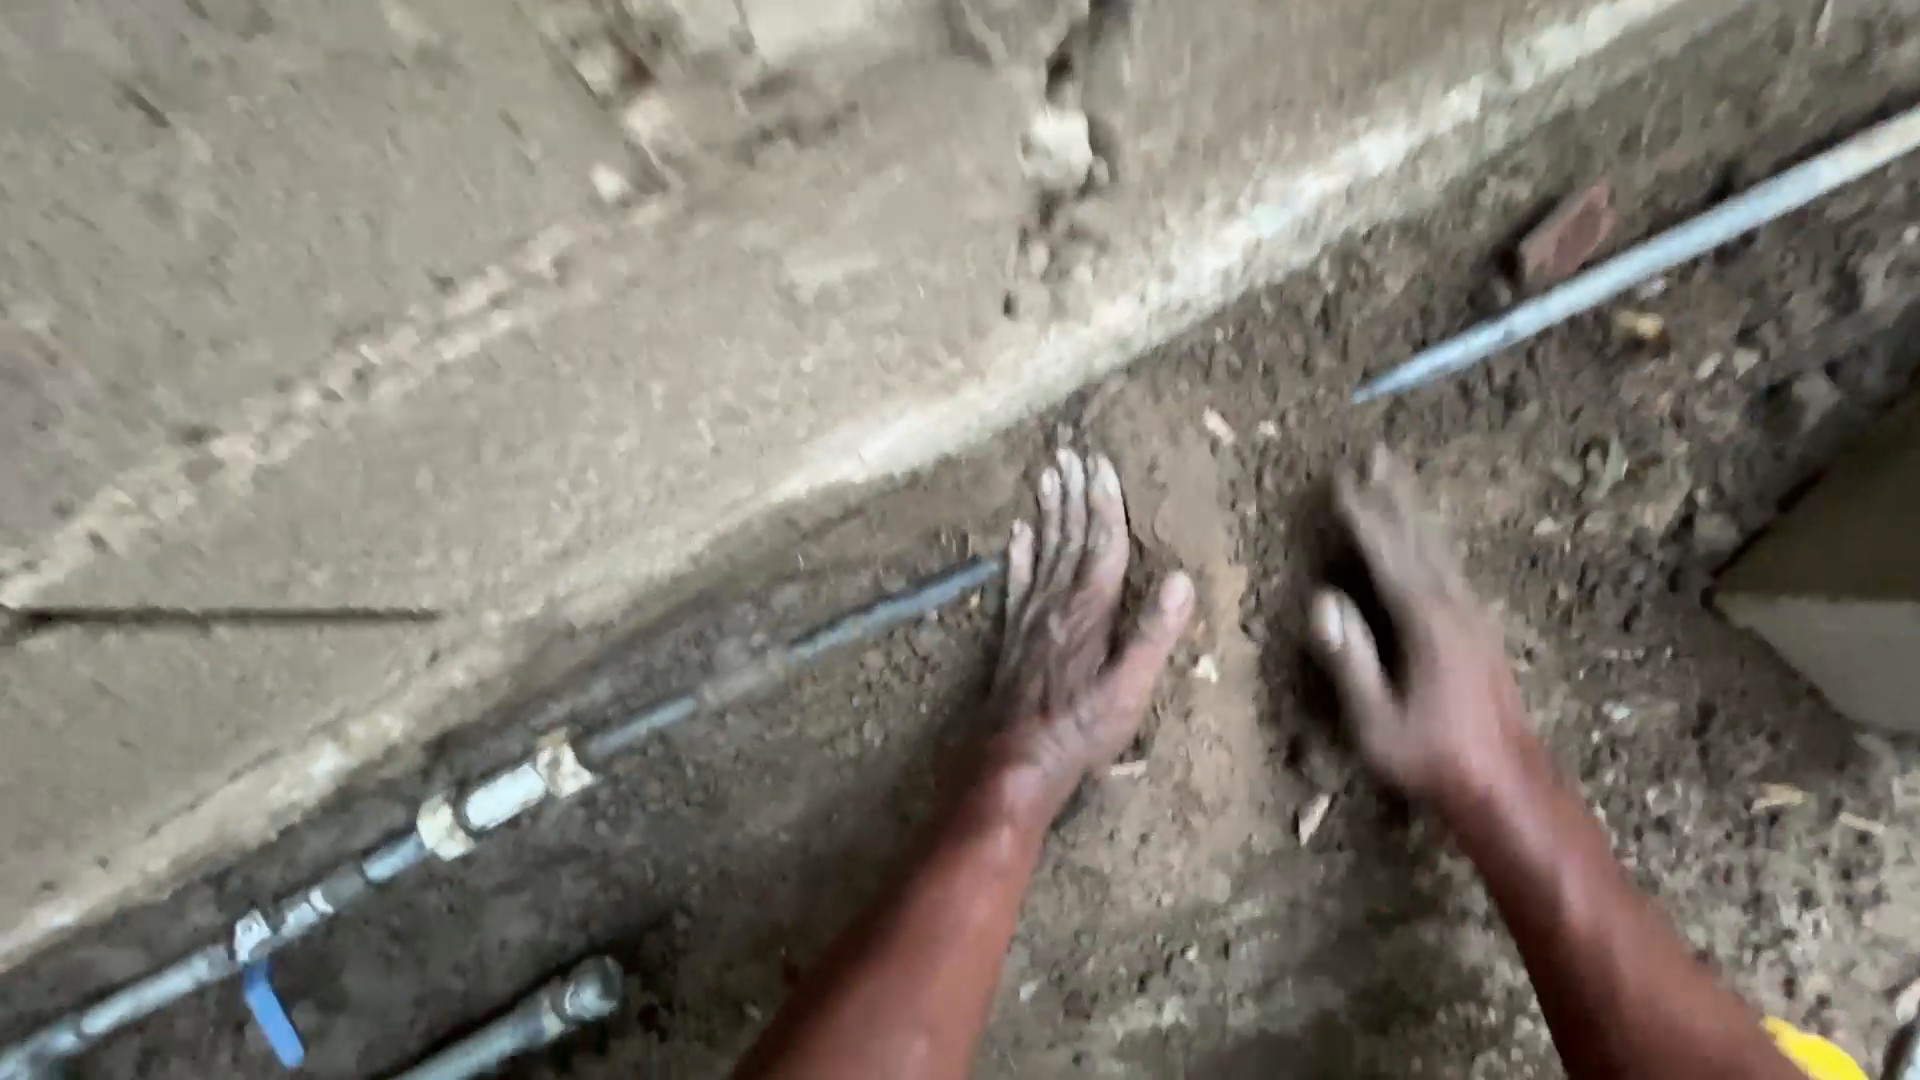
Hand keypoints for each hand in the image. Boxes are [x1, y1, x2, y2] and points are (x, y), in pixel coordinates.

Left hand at [982, 448, 1194, 824]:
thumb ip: (1154, 633)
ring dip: (1046, 512)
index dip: (1104, 503)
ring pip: (1041, 551)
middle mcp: (1057, 603)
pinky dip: (1017, 553)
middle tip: (1068, 453)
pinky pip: (1015, 581)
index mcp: (1090, 611)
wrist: (1018, 757)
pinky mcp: (1013, 632)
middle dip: (1073, 494)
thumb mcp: (1131, 689)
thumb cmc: (1081, 728)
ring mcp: (1031, 615)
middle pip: (1068, 537)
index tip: (1101, 464)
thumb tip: (1180, 580)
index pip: (1102, 544)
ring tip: (1046, 476)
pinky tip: (1017, 532)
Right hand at [1308, 449, 1534, 805]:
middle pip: (1421, 539)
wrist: (1509, 788)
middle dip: (1395, 497)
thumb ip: (1350, 658)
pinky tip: (1428, 540)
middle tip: (1377, 456)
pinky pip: (1451, 567)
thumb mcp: (1376, 719)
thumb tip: (1322, 600)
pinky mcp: (1482, 630)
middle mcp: (1457, 609)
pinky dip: (1432, 540)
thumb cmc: (1431, 758)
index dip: (1363, 517)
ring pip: (1441, 549)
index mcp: (1428, 625)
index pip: (1388, 556)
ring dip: (1415, 512)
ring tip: (1397, 482)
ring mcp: (1475, 618)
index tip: (1341, 482)